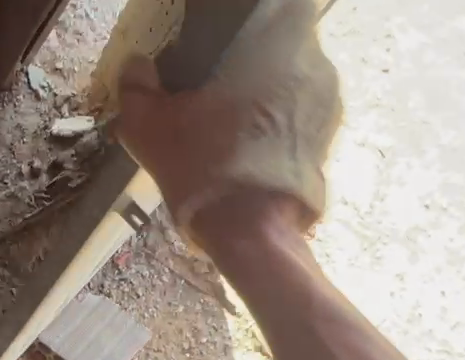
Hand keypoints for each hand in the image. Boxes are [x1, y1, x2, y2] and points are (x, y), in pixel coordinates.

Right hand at [113, 0, 341, 241]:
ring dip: (261, 98)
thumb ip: (137, 92)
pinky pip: (298, 118)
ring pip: (288, 82)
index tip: (214, 46)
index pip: (268, 5)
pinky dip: (274, 129)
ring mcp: (326, 99)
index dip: (240, 23)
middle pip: (276, 43)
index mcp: (273, 38)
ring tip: (227, 134)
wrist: (252, 232)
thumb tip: (135, 68)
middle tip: (212, 96)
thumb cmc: (204, 170)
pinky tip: (246, 157)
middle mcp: (312, 58)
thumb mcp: (150, 132)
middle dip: (245, 65)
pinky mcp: (329, 137)